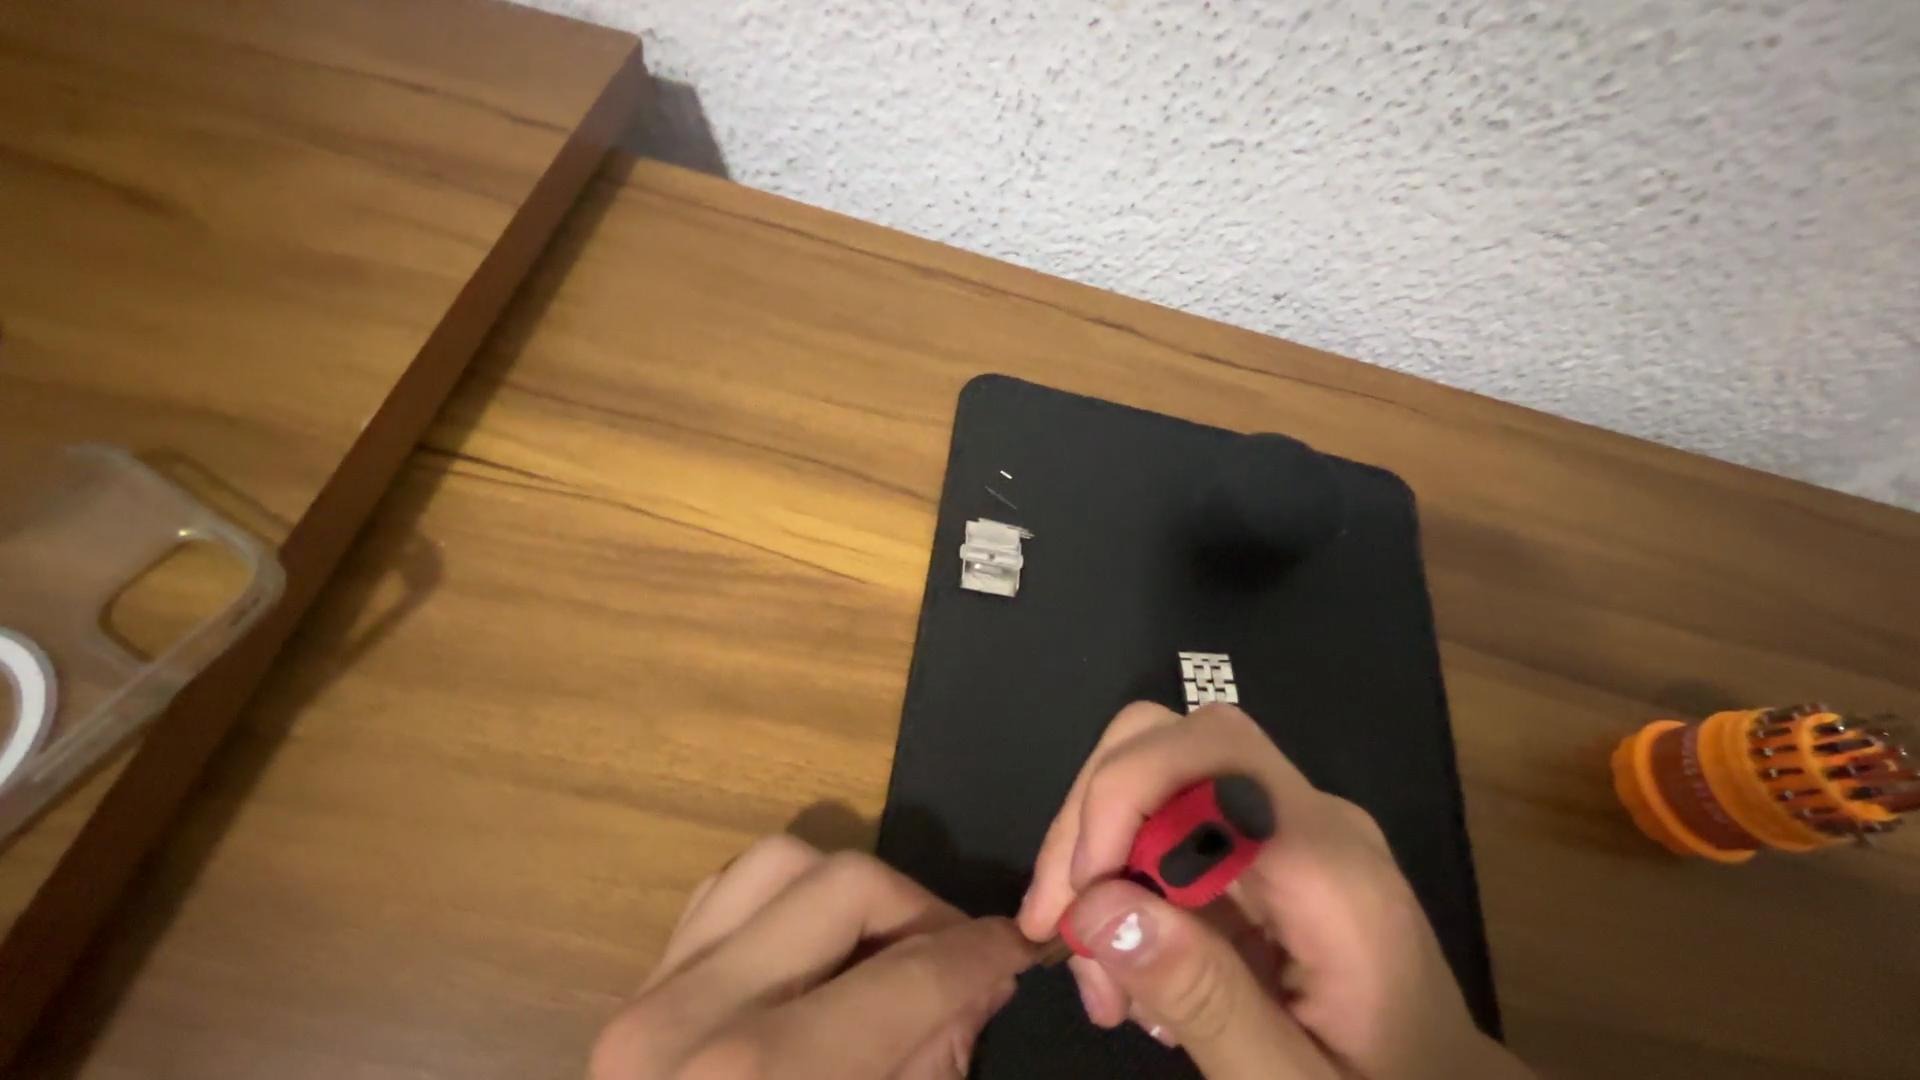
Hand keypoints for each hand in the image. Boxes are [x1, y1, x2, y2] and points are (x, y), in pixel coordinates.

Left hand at [594, 835, 1033, 1078]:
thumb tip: (978, 977)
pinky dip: (786, 897)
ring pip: (780, 862)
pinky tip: (816, 944)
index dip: (983, 953)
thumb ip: (935, 1057)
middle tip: (956, 956)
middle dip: (922, 910)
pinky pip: (727, 890)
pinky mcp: (638, 989)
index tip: (1020, 946)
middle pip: (846, 883)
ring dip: (849, 891)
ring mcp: (651, 996)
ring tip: (885, 945)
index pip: (909, 977)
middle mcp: (694, 1022)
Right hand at [1017, 702, 1530, 1079]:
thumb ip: (1206, 1002)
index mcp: (1333, 869)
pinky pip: (1166, 825)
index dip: (1122, 793)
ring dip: (1096, 859)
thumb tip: (1098, 906)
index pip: (1211, 751)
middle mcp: (1309, 820)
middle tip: (1056, 931)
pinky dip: (1121, 880)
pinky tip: (1126, 968)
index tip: (1075, 901)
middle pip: (1167, 745)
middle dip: (1090, 824)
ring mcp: (1286, 827)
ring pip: (1153, 778)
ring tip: (1098, 981)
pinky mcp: (1263, 849)